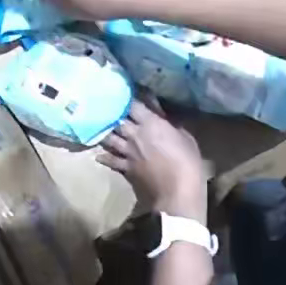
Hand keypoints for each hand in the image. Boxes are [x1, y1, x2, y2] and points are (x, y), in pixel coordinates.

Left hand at [99, 101, 207, 220]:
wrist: (177, 191)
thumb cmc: (188, 161)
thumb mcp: (185, 136)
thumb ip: (170, 123)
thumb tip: (161, 112)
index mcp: (150, 123)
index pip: (133, 105)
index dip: (127, 98)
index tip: (123, 93)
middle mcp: (134, 134)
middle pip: (117, 119)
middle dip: (112, 113)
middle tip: (105, 107)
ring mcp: (127, 151)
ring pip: (109, 138)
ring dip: (104, 132)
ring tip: (98, 127)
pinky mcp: (125, 167)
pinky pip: (110, 160)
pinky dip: (104, 157)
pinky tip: (98, 155)